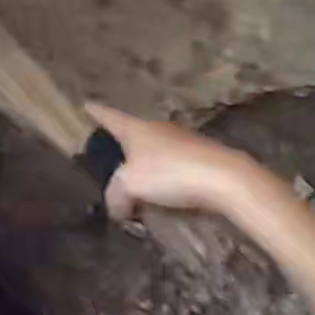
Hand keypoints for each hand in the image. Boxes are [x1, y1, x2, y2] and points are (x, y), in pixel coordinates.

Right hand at [85, 102, 263, 219]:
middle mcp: (157, 128)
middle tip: (112, 154)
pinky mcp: (205, 157)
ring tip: (142, 182)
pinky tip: (171, 193)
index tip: (85, 106)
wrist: (228, 181)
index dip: (95, 112)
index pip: (108, 115)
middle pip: (133, 131)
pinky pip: (178, 164)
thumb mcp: (130, 186)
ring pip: (157, 148)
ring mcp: (184, 140)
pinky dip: (170, 175)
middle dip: (123, 142)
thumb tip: (115, 209)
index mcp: (134, 128)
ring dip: (149, 162)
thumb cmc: (170, 173)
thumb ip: (115, 196)